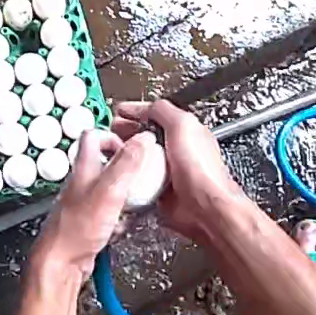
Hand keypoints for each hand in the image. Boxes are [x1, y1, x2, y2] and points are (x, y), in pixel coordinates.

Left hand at [29, 130, 151, 285]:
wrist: (61, 263)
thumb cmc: (77, 229)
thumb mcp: (110, 190)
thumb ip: (127, 163)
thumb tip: (143, 140)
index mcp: (84, 168)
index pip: (93, 136)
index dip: (113, 137)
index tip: (132, 147)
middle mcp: (82, 183)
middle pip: (105, 164)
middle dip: (126, 170)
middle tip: (140, 176)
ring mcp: (84, 203)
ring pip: (110, 190)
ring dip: (125, 196)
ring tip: (134, 204)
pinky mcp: (88, 222)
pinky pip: (110, 213)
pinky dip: (119, 217)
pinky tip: (122, 226)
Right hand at [113, 100, 247, 243]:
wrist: (203, 207)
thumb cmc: (201, 170)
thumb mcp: (181, 125)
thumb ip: (163, 111)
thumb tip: (147, 107)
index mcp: (186, 131)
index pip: (157, 115)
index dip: (137, 111)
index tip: (120, 111)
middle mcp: (179, 151)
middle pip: (147, 136)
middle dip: (127, 131)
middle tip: (112, 129)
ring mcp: (169, 171)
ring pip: (142, 158)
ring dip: (127, 153)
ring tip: (112, 149)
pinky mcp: (161, 191)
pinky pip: (140, 179)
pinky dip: (130, 175)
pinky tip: (123, 171)